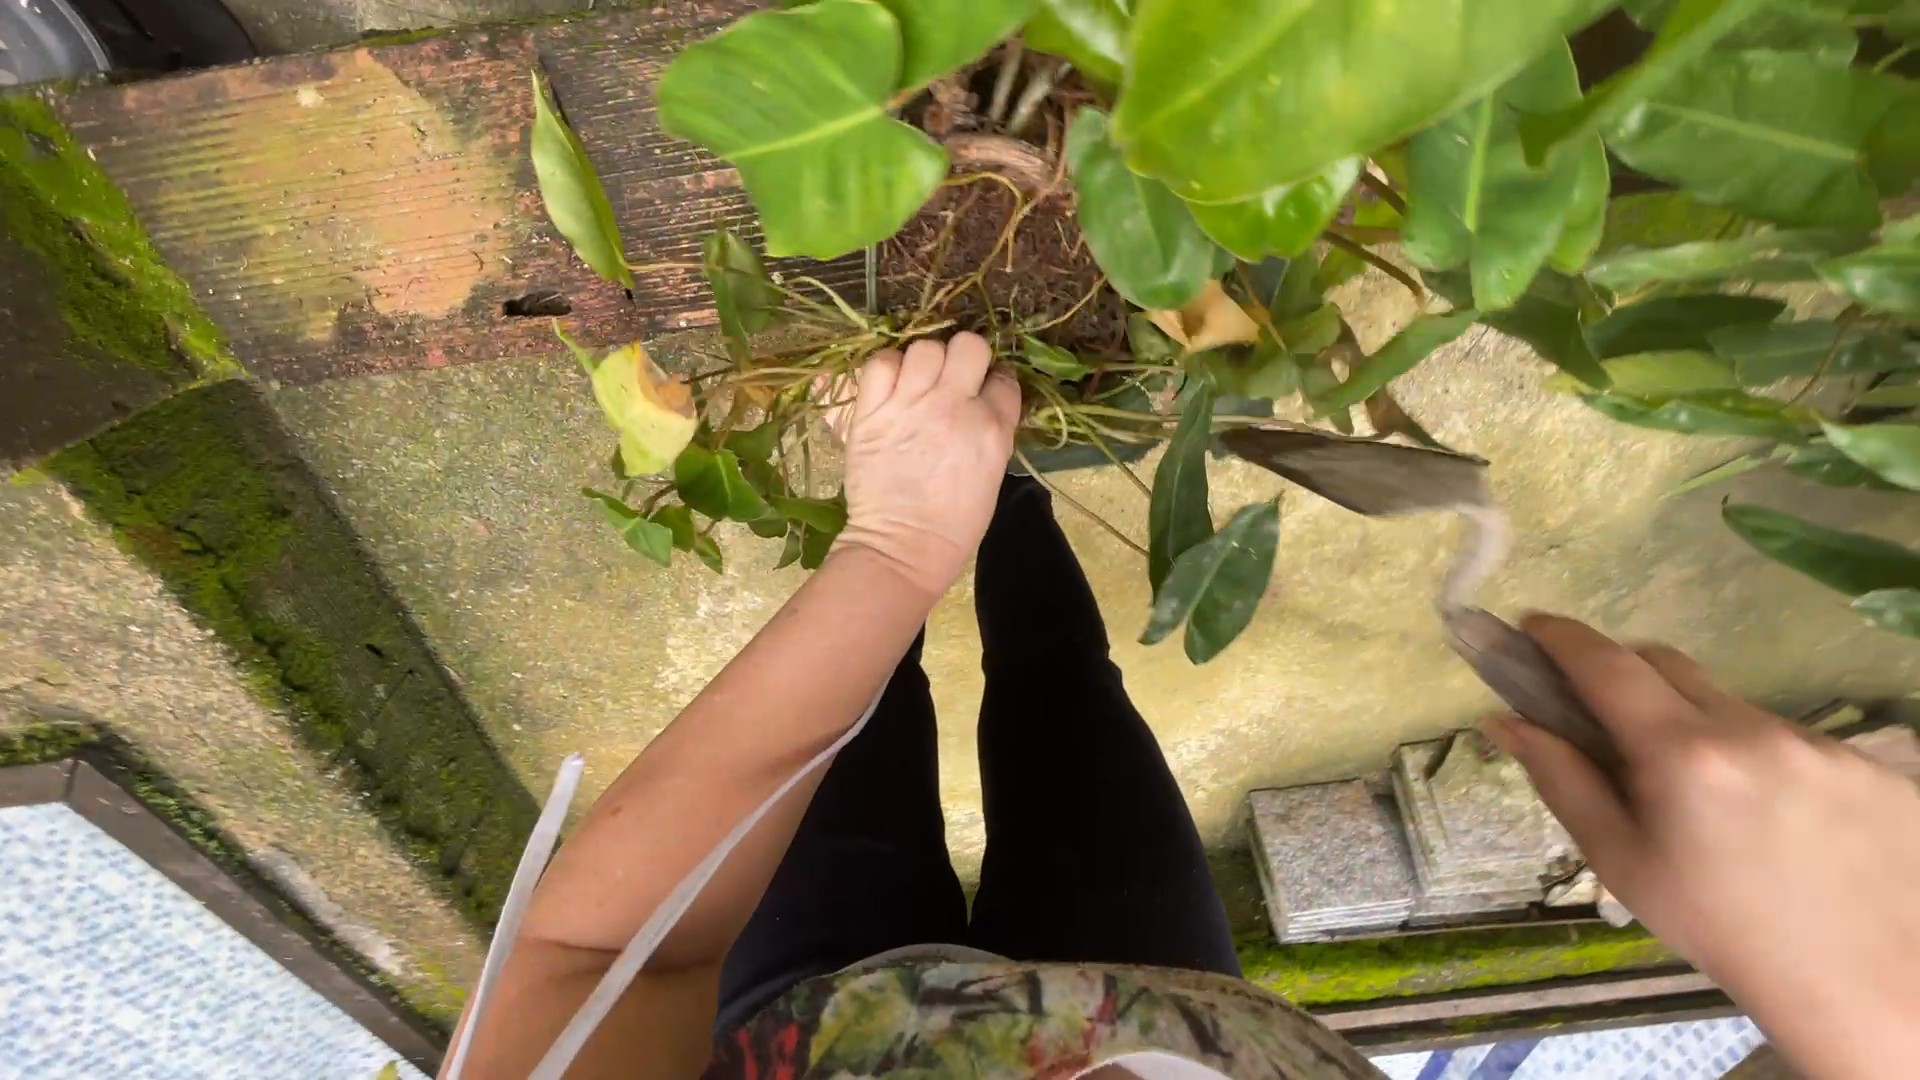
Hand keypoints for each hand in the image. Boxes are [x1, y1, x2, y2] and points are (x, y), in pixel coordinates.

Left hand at [831, 333, 1020, 597]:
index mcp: (993, 429)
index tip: (981, 395)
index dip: (992, 383)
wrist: (903, 549)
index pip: (1003, 378)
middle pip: (969, 346)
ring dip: (923, 362)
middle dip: (963, 359)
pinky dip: (886, 368)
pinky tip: (890, 389)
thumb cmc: (954, 527)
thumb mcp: (992, 477)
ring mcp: (911, 406)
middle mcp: (955, 408)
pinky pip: (881, 362)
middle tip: (950, 381)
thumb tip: (982, 403)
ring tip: (916, 385)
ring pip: (925, 348)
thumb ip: (992, 432)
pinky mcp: (872, 413)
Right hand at [1487, 614, 1919, 1079]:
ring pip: (1729, 702)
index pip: (1608, 665)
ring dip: (1694, 720)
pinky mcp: (1879, 768)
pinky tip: (1767, 808)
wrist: (1866, 991)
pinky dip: (1754, 751)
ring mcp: (1826, 748)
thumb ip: (1558, 776)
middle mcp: (1756, 733)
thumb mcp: (1614, 855)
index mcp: (1683, 755)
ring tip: (1702, 787)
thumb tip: (1503, 720)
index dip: (1563, 637)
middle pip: (1667, 665)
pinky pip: (1789, 734)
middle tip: (1605, 715)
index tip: (1533, 625)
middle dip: (1623, 674)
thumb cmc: (1712, 922)